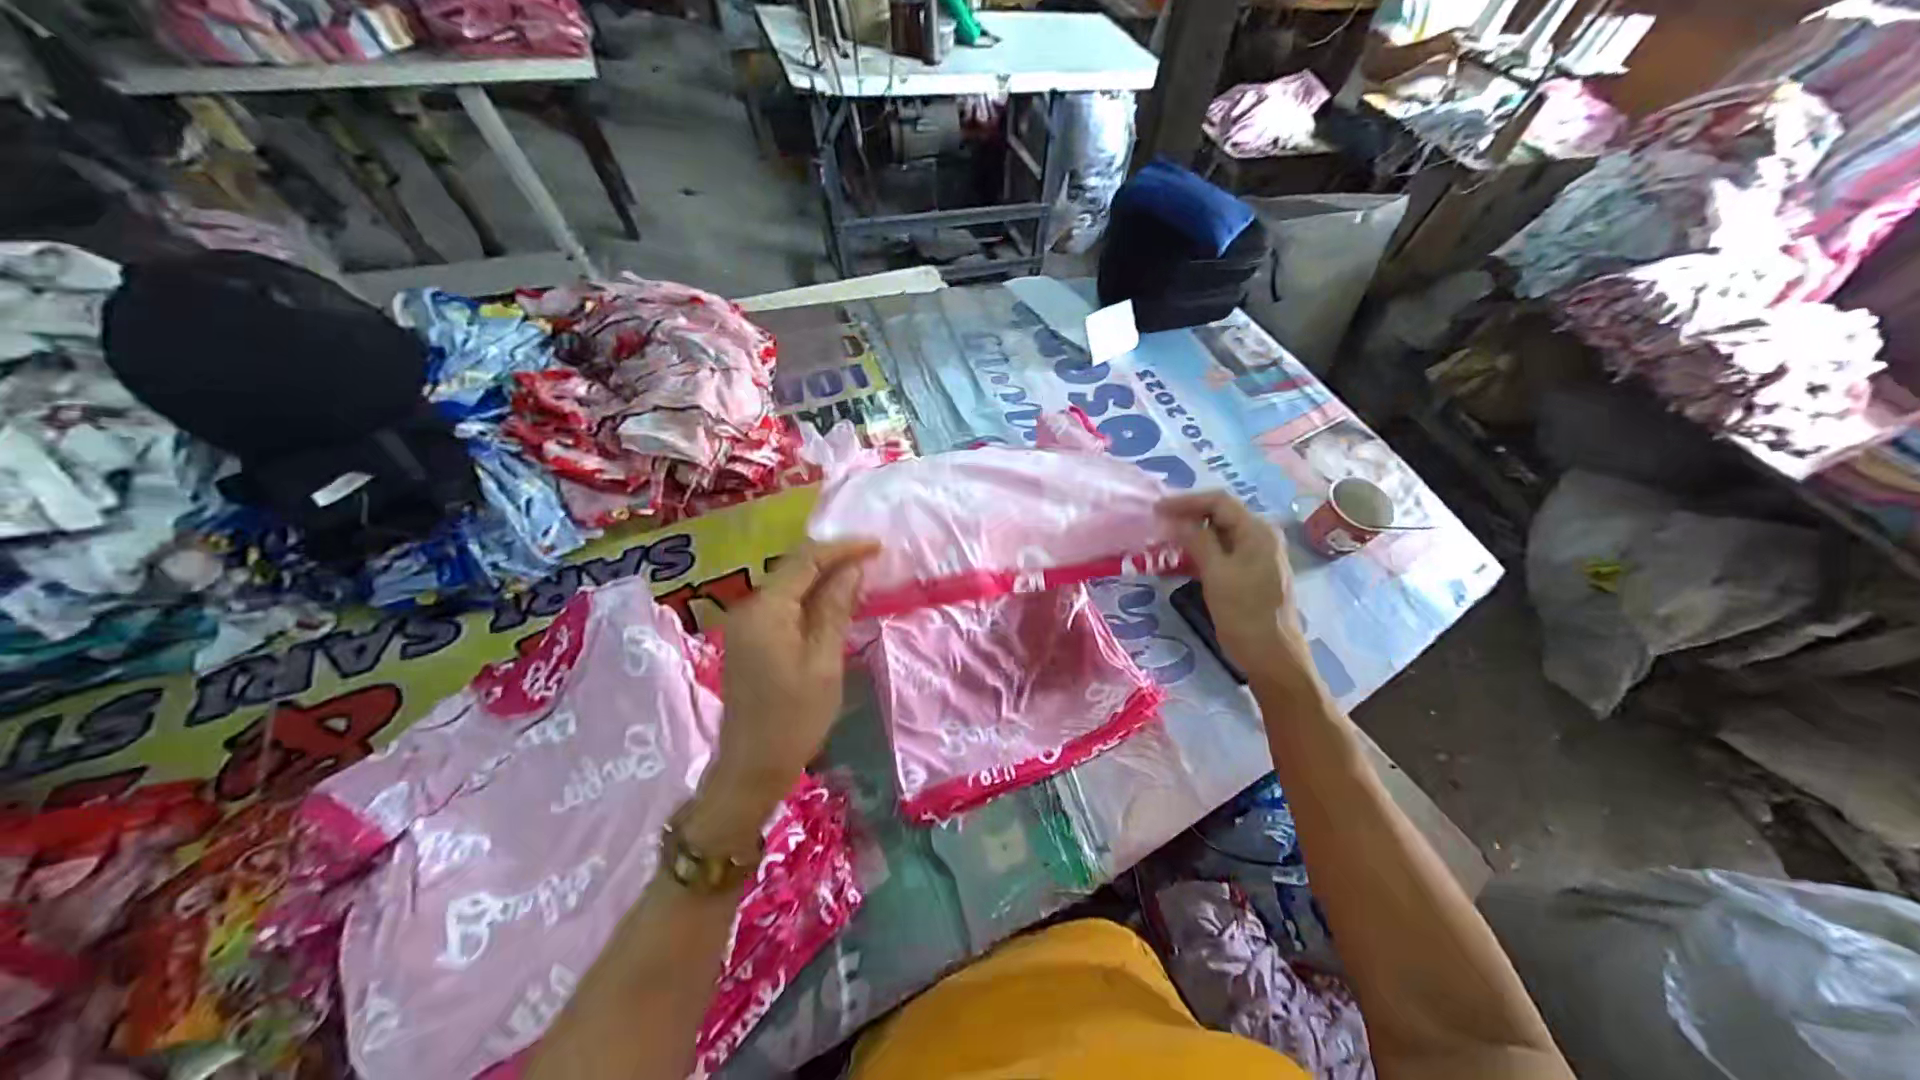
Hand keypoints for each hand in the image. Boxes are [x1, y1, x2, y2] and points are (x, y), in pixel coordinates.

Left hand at [708, 539, 879, 803]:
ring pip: (789, 586)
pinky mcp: (750, 640)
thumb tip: (852, 568)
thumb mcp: (824, 663)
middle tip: (873, 558)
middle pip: (793, 568)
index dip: (842, 548)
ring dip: (823, 578)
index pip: (805, 560)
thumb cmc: (794, 719)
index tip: (877, 545)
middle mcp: (749, 608)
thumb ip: (835, 610)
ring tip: (861, 576)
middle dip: (833, 558)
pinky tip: (834, 604)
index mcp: (766, 610)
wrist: (751, 768)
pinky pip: (783, 606)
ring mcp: (746, 625)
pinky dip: (810, 599)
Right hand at [1158, 493, 1307, 676]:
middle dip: (1188, 516)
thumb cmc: (1244, 615)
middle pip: (1220, 515)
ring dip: (1192, 536)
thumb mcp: (1216, 574)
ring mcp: (1258, 556)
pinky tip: (1180, 562)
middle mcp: (1261, 537)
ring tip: (1163, 542)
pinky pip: (1223, 553)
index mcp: (1257, 532)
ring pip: (1220, 535)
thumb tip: (1175, 519)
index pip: (1219, 502)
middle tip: (1157, 524)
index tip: (1156, 509)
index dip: (1186, 501)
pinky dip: (1201, 553)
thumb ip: (1197, 541)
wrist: (1273, 657)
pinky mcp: (1252, 573)